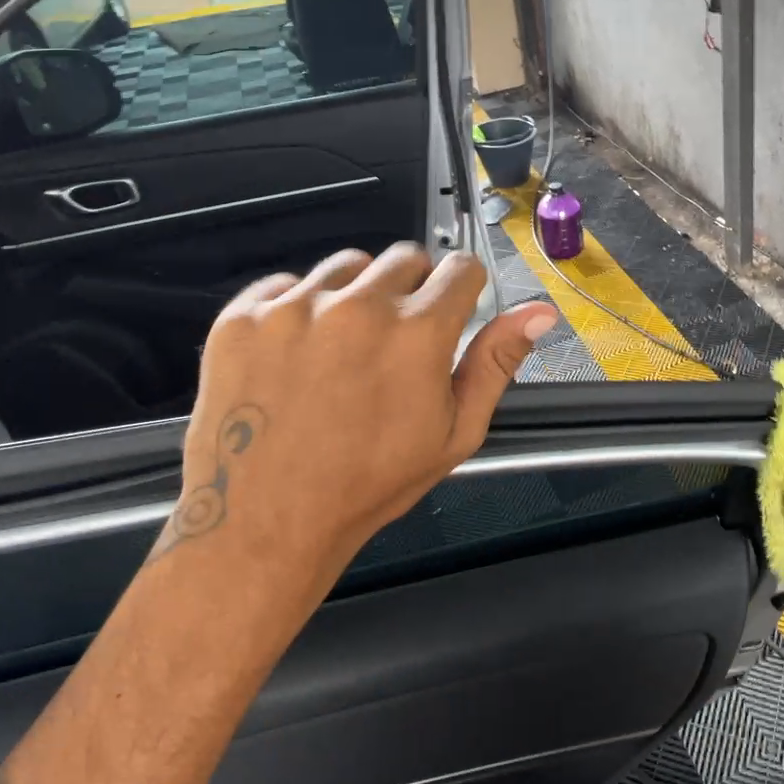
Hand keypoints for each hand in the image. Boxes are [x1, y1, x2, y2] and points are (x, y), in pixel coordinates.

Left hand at [156, 243, 558, 588]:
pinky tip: (298, 353)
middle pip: (405, 258)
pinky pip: (285, 284)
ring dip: (357, 293)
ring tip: (345, 346)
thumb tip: (540, 312)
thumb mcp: (456, 432)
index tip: (451, 315)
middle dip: (413, 289)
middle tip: (397, 340)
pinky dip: (298, 308)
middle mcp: (359, 306)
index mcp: (419, 333)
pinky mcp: (242, 317)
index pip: (460, 267)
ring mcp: (294, 308)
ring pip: (347, 266)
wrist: (265, 524)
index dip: (463, 291)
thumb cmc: (372, 483)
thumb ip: (497, 363)